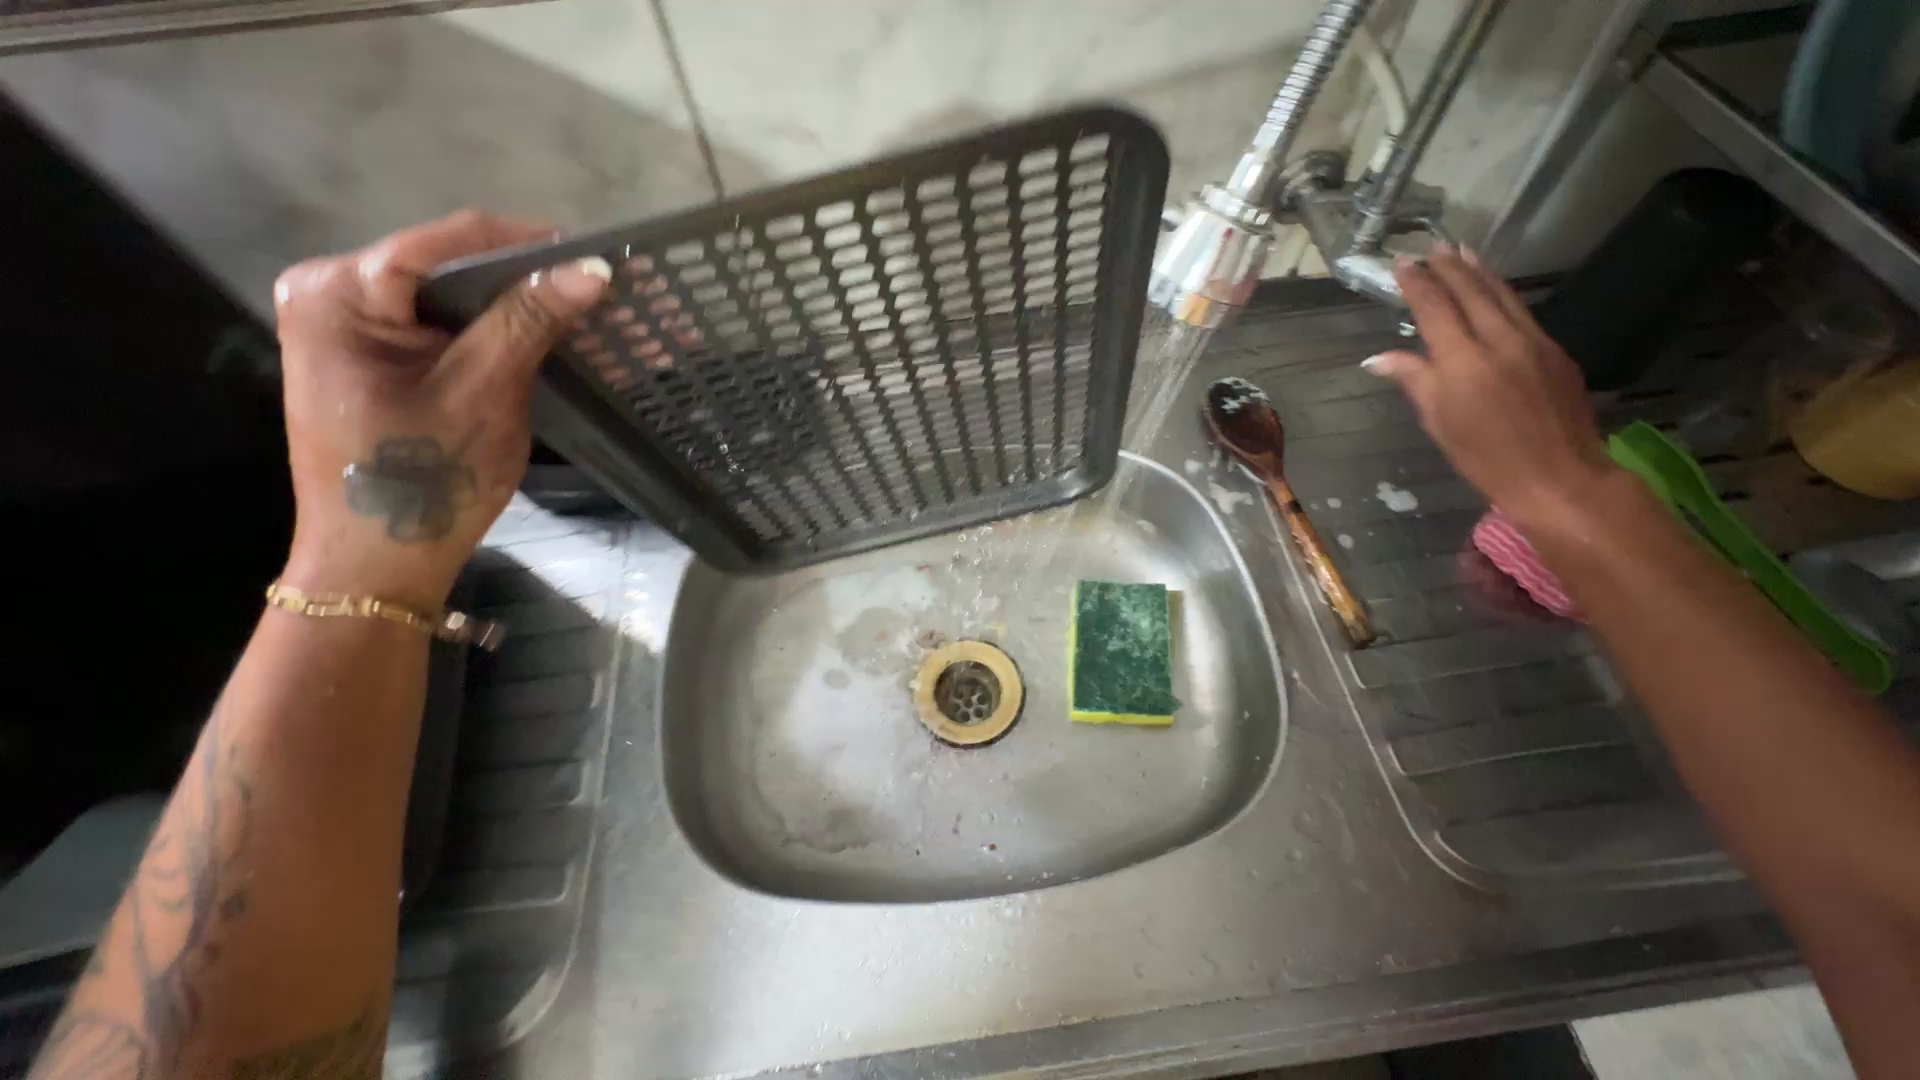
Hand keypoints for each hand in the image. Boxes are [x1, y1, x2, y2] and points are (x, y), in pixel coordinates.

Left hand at [273, 209, 610, 607]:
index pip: (452, 242)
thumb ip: (530, 320)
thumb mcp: (484, 393)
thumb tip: (594, 268)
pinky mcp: (373, 356)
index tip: (603, 258)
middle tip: (605, 293)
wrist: (377, 565)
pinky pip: (446, 327)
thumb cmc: (423, 482)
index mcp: (339, 290)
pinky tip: (547, 338)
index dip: (534, 244)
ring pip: (454, 296)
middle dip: (535, 280)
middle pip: (452, 266)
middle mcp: (333, 291)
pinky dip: (499, 333)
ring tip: (589, 316)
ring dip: (523, 308)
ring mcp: (349, 325)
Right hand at [1363, 246, 1617, 531]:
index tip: (1403, 264)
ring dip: (1480, 272)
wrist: (1558, 477)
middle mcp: (1499, 342)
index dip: (1418, 284)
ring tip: (1463, 253)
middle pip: (1471, 293)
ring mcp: (1534, 342)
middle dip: (1449, 269)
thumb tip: (1380, 358)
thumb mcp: (1439, 422)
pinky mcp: (1555, 352)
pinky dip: (1502, 294)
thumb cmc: (1485, 459)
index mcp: (1463, 363)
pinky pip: (1522, 313)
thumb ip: (1415, 380)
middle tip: (1433, 249)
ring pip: (1502, 296)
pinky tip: (1494, 291)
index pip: (1435, 310)